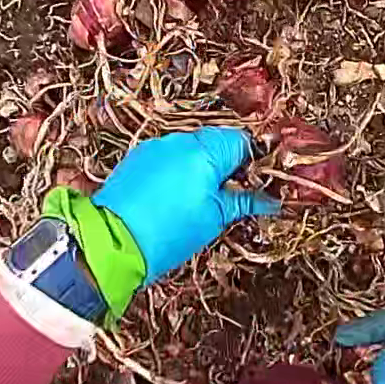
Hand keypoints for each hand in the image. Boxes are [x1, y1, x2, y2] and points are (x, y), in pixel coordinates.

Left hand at [92, 127, 275, 284]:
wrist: (112, 244)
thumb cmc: (169, 232)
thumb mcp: (216, 217)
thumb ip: (245, 201)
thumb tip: (272, 199)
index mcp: (207, 150)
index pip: (243, 141)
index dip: (253, 161)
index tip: (257, 181)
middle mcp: (182, 139)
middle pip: (219, 142)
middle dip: (228, 164)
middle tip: (232, 192)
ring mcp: (158, 145)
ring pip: (194, 148)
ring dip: (203, 165)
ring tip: (201, 197)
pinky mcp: (140, 155)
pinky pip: (170, 154)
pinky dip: (179, 168)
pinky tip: (176, 194)